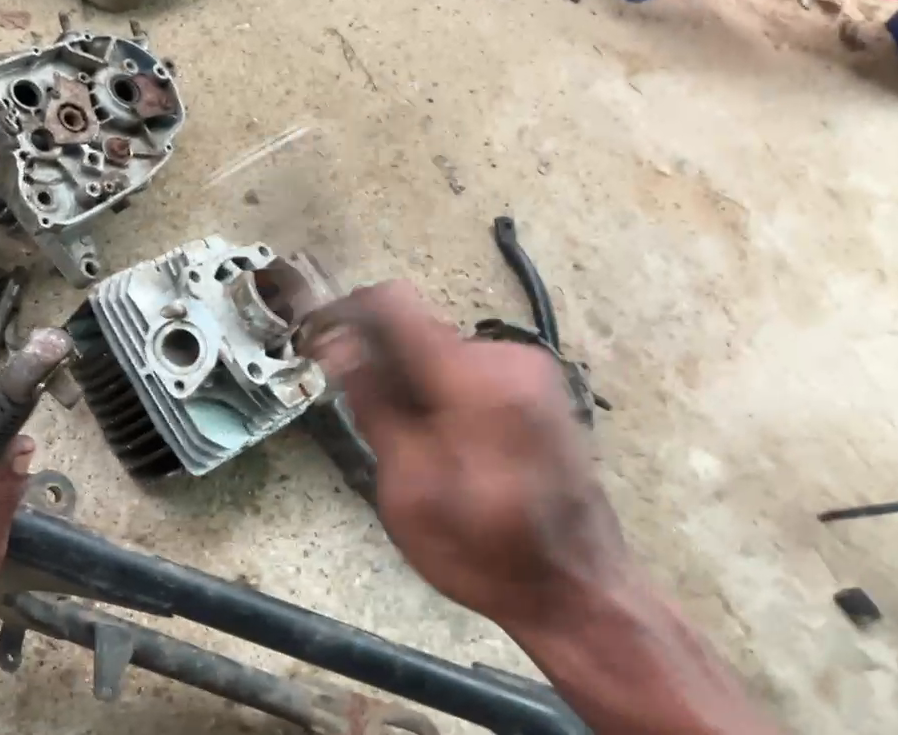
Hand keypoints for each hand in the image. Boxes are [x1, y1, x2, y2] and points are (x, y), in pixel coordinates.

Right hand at [301, 281, 630, 636]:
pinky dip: (435, 389)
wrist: (580, 593)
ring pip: (432, 348)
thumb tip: (338, 344)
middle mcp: (508, 361)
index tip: (317, 344)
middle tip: (364, 417)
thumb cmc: (485, 553)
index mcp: (475, 383)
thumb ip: (374, 405)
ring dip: (405, 381)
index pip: (392, 303)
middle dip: (376, 363)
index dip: (343, 314)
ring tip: (406, 440)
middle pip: (410, 329)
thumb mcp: (408, 488)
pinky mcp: (536, 386)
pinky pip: (460, 365)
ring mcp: (529, 371)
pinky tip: (439, 439)